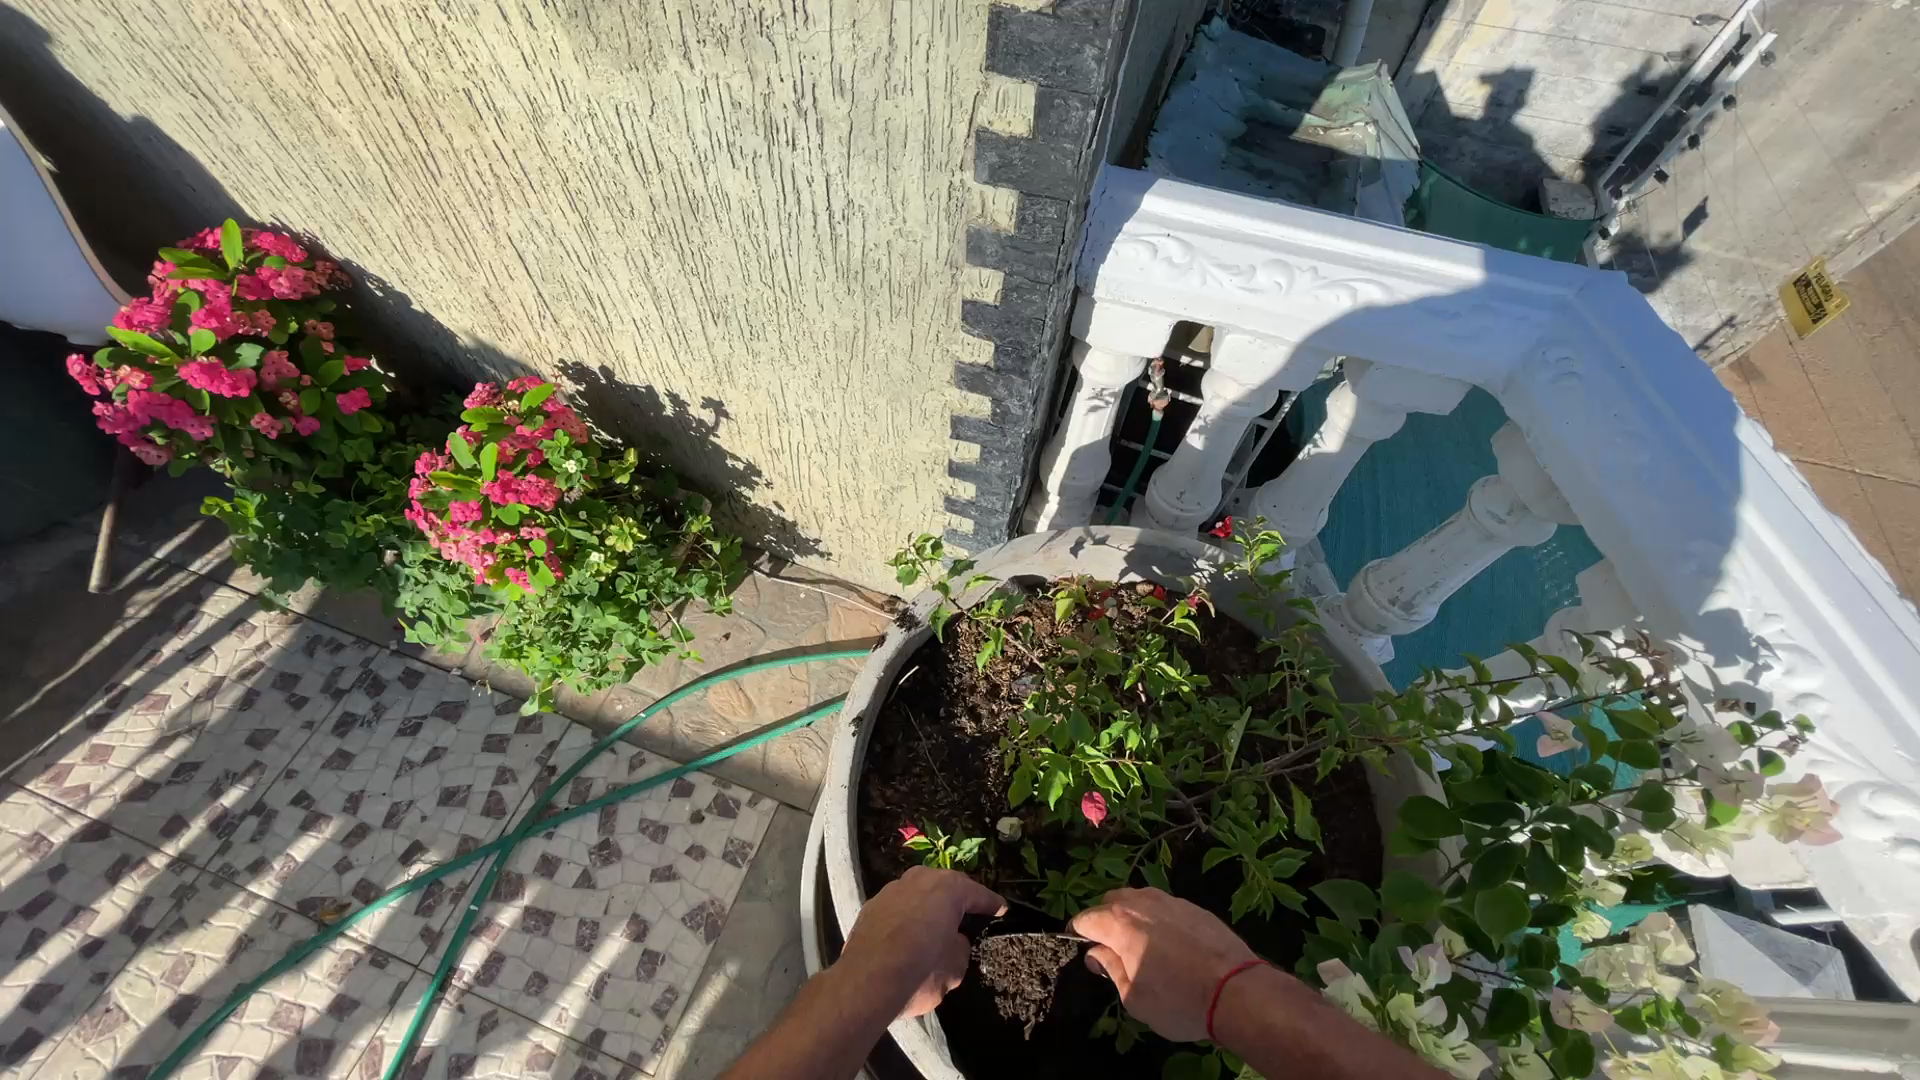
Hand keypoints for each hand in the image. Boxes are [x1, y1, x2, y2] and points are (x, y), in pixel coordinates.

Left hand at [838, 866, 1004, 1017]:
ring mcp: (893, 889)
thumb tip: (952, 940)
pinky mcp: (872, 905)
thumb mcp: (955, 967)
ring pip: (919, 894)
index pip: (978, 894)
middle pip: (946, 887)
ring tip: (933, 928)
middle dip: (957, 901)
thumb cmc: (921, 970)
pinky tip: (906, 937)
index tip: (1001, 910)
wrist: (866, 982)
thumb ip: (960, 947)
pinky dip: (906, 917)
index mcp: (949, 888)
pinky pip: (898, 908)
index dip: (992, 905)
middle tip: (968, 918)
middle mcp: (921, 878)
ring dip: (928, 907)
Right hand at [1070, 887, 1262, 1041]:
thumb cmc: (1178, 1001)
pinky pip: (1163, 907)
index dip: (1077, 934)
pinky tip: (1170, 944)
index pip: (1084, 919)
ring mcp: (1167, 900)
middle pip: (1109, 903)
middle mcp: (1139, 902)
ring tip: (1141, 945)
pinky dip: (1157, 920)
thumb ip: (1110, 969)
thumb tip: (1096, 953)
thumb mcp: (1134, 998)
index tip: (1083, 950)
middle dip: (1104, 922)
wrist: (1236, 990)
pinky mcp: (1191, 906)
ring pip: (1137, 899)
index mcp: (1118, 923)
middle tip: (1112, 950)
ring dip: (1130, 917)